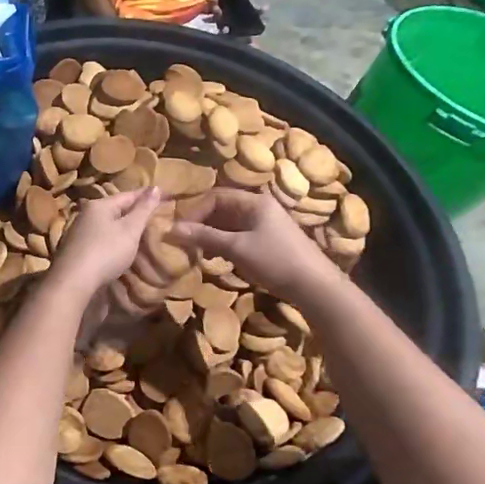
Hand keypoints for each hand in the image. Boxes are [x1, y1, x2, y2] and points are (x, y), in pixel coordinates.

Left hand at [47, 186, 160, 295]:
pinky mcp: (78, 248)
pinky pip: (102, 238)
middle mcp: (86, 214)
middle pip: (117, 209)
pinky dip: (115, 239)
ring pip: (109, 224)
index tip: (169, 197)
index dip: (149, 196)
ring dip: (126, 227)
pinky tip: (124, 246)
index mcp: (99, 205)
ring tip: (146, 231)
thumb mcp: (130, 229)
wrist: (74, 280)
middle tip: (159, 215)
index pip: (129, 195)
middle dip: (137, 212)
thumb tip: (155, 187)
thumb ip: (143, 209)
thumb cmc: (105, 251)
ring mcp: (80, 231)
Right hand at [171, 189, 340, 304]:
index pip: (215, 197)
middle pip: (220, 208)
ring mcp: (262, 224)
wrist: (315, 286)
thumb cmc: (275, 260)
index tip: (179, 230)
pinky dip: (219, 242)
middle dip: (199, 223)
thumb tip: (170, 229)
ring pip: (226, 223)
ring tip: (195, 250)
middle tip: (183, 240)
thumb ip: (203, 236)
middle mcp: (258, 208)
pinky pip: (234, 235)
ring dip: (208, 234)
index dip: (194, 211)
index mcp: (254, 202)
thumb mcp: (236, 247)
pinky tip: (213, 257)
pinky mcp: (264, 240)